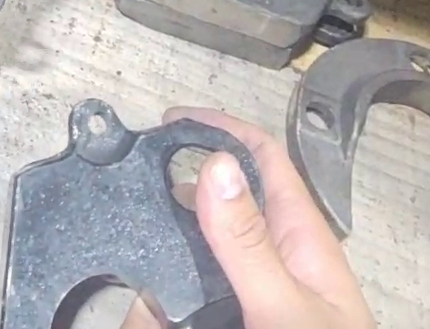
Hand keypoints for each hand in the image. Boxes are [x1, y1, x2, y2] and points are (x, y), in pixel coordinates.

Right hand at [120, 109, 373, 328]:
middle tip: (130, 225)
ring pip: (191, 263)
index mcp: (298, 236)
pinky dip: (161, 309)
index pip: (261, 156)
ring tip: (144, 312)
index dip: (220, 127)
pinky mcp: (231, 316)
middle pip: (212, 207)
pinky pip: (185, 303)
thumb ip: (247, 243)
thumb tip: (216, 160)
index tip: (167, 120)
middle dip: (168, 215)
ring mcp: (251, 294)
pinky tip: (149, 317)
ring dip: (161, 285)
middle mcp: (274, 257)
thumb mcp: (285, 312)